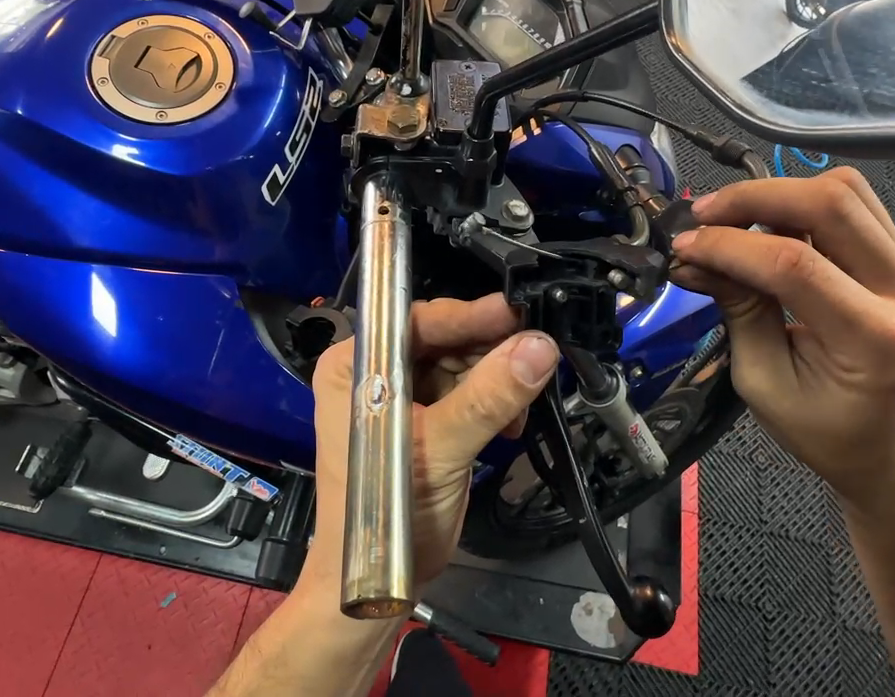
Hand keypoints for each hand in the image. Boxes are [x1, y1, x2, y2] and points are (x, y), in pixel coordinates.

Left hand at [304, 294, 559, 596]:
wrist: (376, 584)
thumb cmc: (385, 514)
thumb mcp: (440, 448)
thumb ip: (488, 398)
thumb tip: (539, 346)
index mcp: (355, 363)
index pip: (418, 320)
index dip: (470, 315)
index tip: (518, 311)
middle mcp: (373, 371)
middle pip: (443, 341)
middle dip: (489, 353)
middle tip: (534, 358)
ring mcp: (397, 397)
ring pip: (459, 366)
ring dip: (495, 382)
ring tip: (521, 404)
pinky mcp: (421, 422)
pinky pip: (463, 394)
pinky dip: (491, 404)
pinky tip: (510, 423)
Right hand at [668, 169, 894, 516]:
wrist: (888, 457)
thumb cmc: (824, 434)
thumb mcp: (762, 381)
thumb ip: (736, 309)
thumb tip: (693, 256)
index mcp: (876, 341)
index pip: (794, 263)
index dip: (730, 245)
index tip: (684, 245)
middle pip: (832, 204)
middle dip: (756, 198)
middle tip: (704, 214)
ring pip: (848, 191)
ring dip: (780, 193)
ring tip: (733, 217)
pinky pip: (857, 206)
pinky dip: (803, 202)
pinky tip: (769, 225)